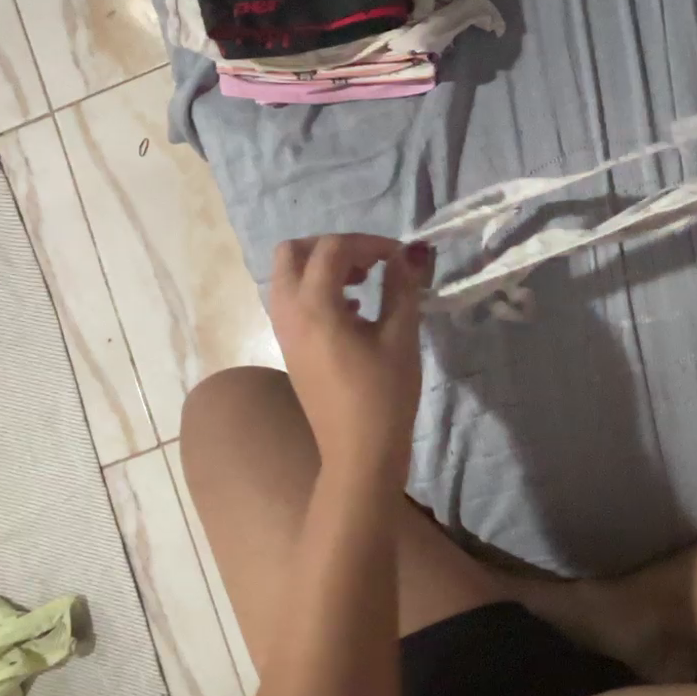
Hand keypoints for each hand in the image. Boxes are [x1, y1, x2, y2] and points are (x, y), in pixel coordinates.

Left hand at [269, 234, 432, 485]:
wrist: (359, 452)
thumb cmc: (384, 394)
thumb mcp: (401, 336)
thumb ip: (403, 286)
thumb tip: (412, 252)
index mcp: (315, 305)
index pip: (332, 248)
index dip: (369, 243)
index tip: (401, 258)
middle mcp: (289, 311)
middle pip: (293, 252)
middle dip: (333, 247)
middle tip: (371, 263)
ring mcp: (284, 331)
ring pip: (288, 276)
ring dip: (322, 268)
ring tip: (364, 284)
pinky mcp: (290, 348)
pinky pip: (292, 301)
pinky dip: (317, 291)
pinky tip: (354, 311)